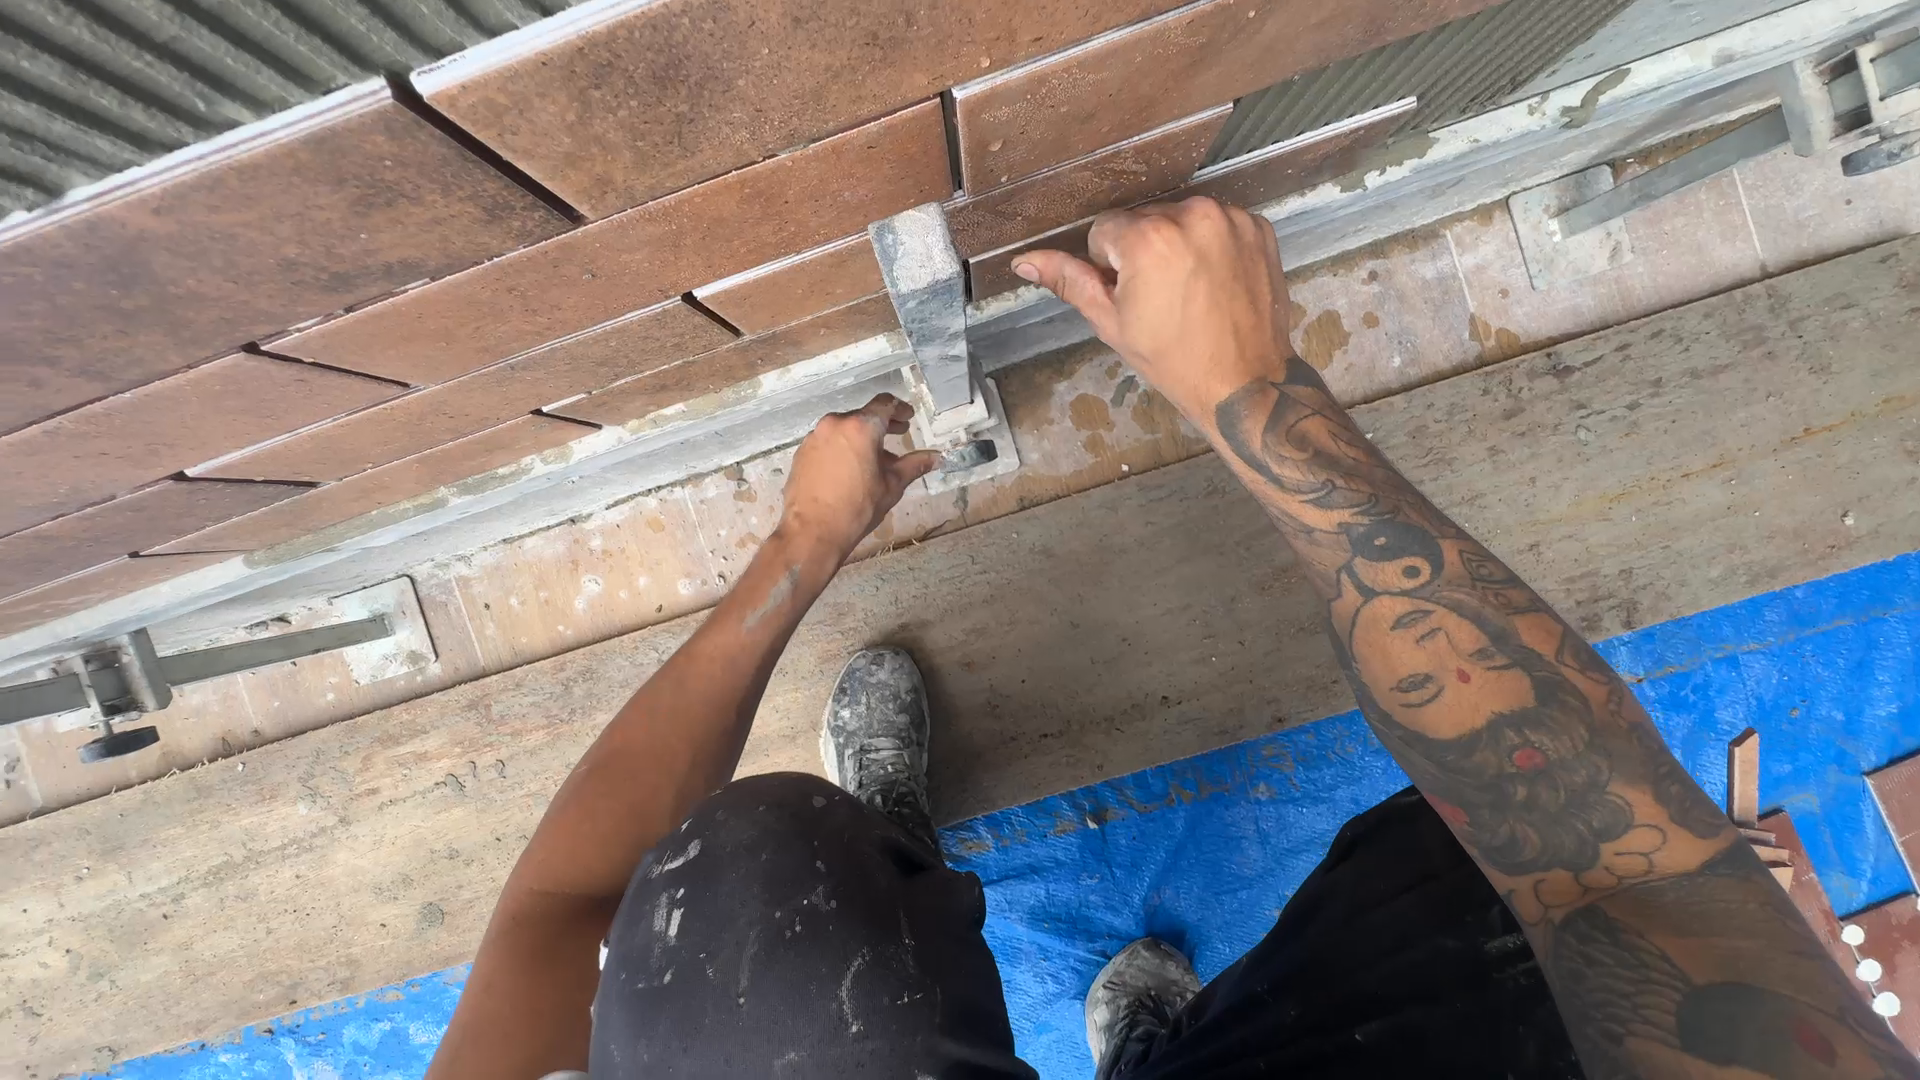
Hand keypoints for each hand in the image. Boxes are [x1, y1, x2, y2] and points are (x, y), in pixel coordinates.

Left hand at [776, 394, 941, 561]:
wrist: (812, 531)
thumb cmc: (858, 508)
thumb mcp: (892, 485)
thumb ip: (914, 465)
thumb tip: (936, 457)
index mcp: (861, 427)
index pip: (884, 404)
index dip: (900, 408)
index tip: (908, 417)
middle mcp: (835, 424)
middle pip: (863, 416)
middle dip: (882, 424)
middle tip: (898, 433)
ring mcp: (815, 437)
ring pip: (844, 429)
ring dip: (861, 437)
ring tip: (875, 458)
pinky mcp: (802, 452)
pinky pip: (828, 442)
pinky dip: (843, 447)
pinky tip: (850, 468)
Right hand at [1013, 197, 1293, 426]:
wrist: (1243, 381)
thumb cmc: (1171, 359)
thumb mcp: (1111, 323)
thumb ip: (1069, 282)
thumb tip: (1024, 260)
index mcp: (1148, 238)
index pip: (1103, 231)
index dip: (1108, 267)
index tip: (1130, 298)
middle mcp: (1191, 214)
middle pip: (1143, 220)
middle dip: (1143, 252)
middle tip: (1159, 298)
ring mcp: (1230, 217)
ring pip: (1180, 219)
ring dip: (1176, 245)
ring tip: (1188, 290)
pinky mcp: (1258, 226)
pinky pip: (1217, 223)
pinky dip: (1211, 245)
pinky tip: (1214, 281)